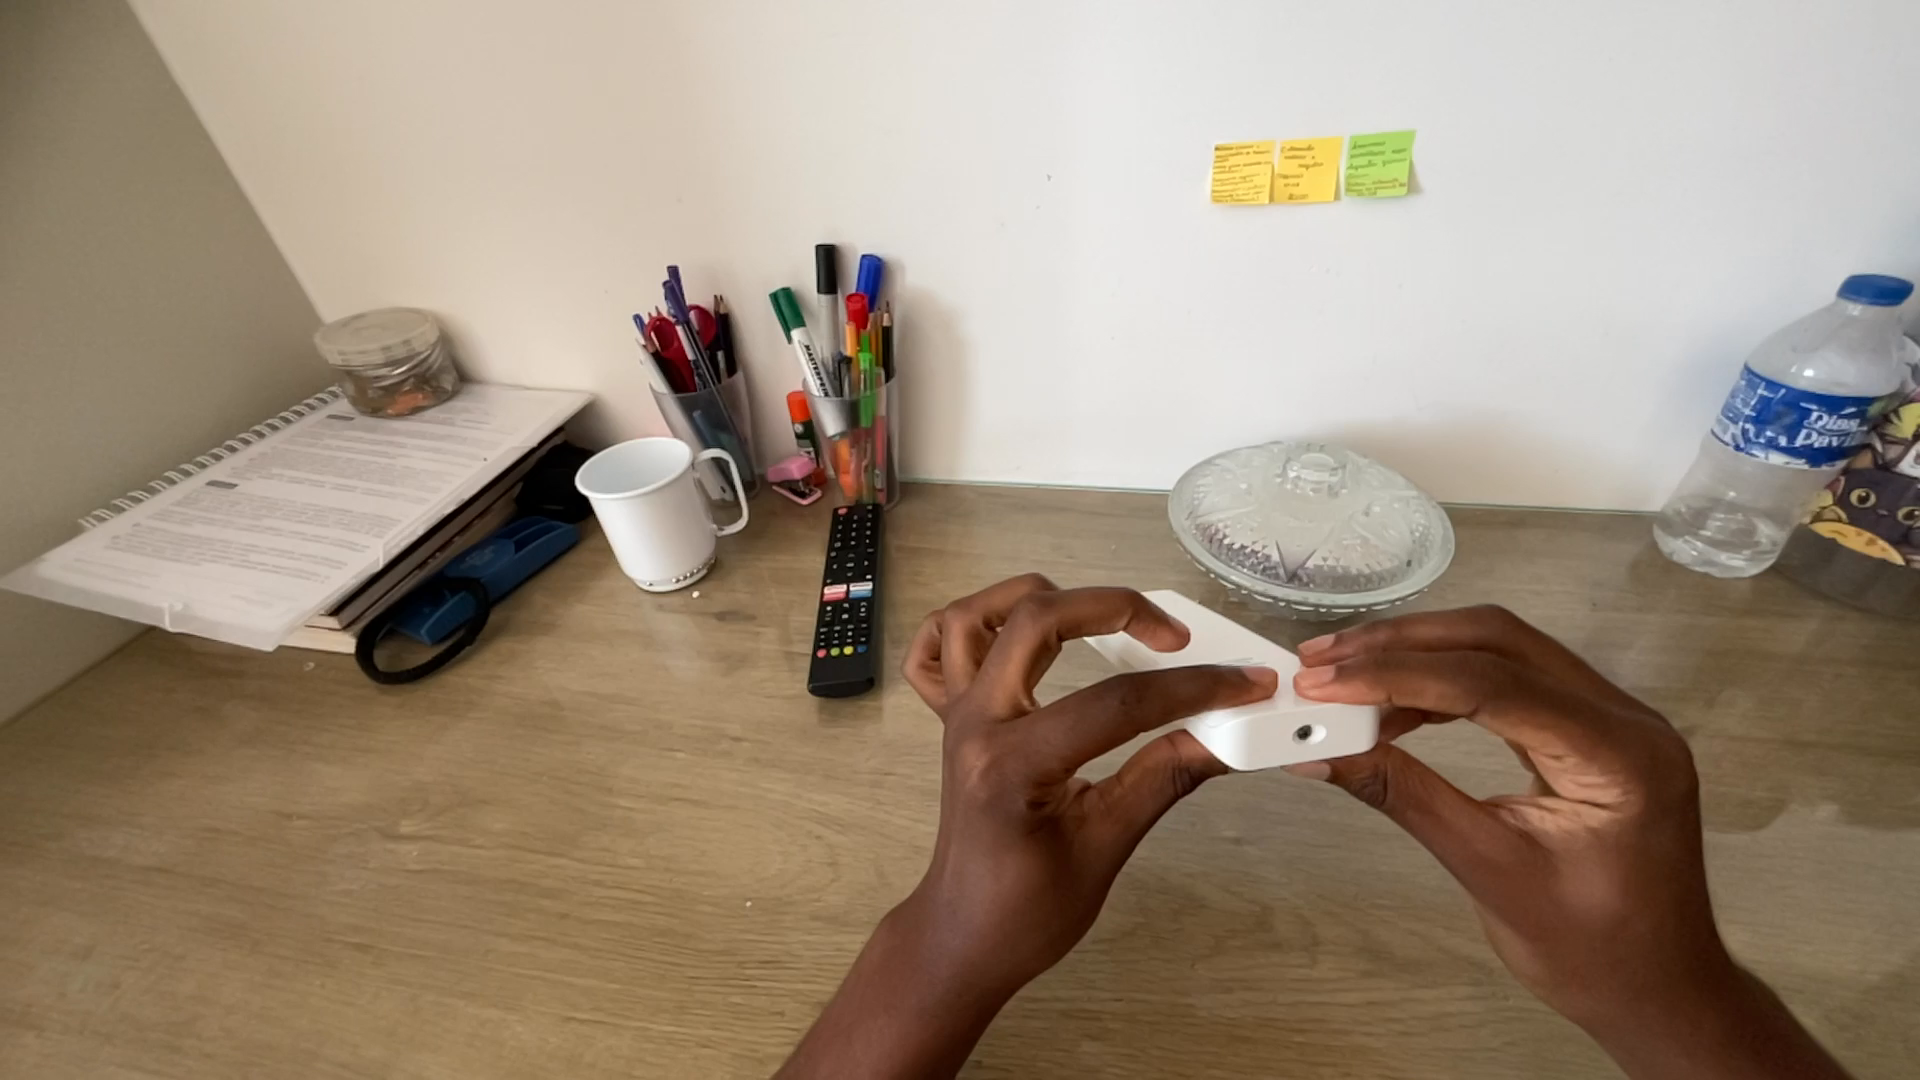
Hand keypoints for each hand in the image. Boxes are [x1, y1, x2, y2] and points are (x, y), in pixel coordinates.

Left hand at [776, 576, 1276, 1078]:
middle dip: (1113, 607)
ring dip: (1034, 598)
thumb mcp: (1108, 847)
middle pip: (1036, 621)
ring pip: (973, 615)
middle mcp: (975, 722)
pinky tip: (1010, 634)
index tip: (1245, 681)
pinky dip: (969, 624)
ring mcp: (954, 714)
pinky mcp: (948, 717)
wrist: (963, 934)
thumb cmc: (1029, 910)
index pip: (1115, 703)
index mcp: (1014, 763)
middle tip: (1172, 635)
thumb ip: (1164, 779)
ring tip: (1092, 616)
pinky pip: (933, 649)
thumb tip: (1224, 733)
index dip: (1192, 687)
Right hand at [1289, 605, 1849, 1079]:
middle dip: (1397, 642)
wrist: (1654, 985)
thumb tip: (1311, 753)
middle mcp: (1619, 715)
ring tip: (1338, 670)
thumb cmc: (1586, 945)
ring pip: (1491, 645)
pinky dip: (1427, 679)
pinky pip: (1493, 674)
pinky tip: (1382, 702)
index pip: (1489, 685)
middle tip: (1320, 658)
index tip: (1318, 683)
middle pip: (1493, 639)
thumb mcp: (1483, 867)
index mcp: (1617, 756)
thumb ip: (1400, 793)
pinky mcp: (1573, 721)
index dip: (1394, 676)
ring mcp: (1600, 712)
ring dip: (1407, 651)